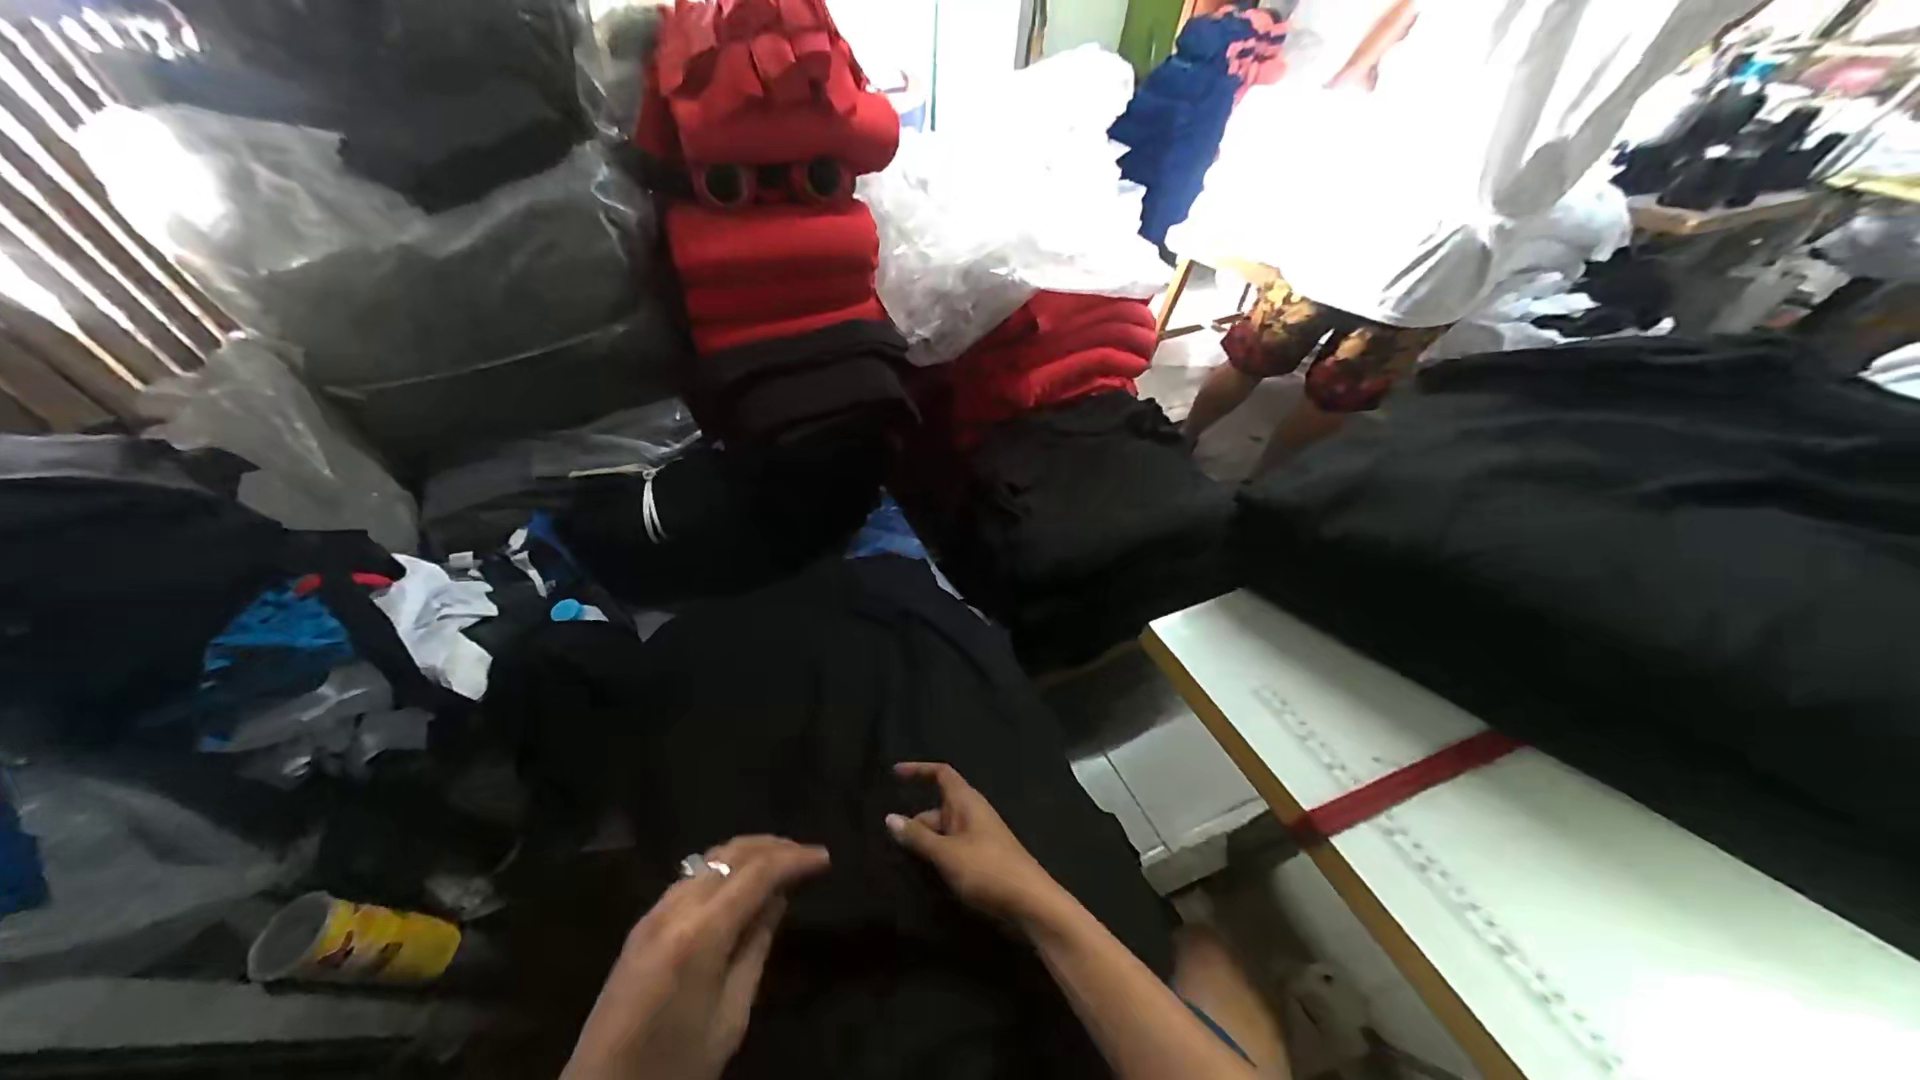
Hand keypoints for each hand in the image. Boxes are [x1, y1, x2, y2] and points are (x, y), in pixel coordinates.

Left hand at [562, 836, 830, 1079]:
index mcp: (700, 934)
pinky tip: (741, 883)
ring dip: (749, 853)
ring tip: (781, 863)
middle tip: (807, 854)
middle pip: (731, 853)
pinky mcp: (642, 925)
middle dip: (774, 846)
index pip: (758, 873)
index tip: (825, 857)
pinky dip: (724, 868)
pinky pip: (692, 877)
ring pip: (709, 858)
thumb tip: (779, 898)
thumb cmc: (675, 1066)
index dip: (795, 859)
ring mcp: (653, 914)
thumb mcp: (731, 1016)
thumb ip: (756, 948)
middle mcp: (675, 909)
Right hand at [885, 762, 1068, 926]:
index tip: (894, 774)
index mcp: (967, 802)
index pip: (942, 774)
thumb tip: (890, 817)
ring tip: (898, 861)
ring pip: (943, 832)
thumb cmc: (988, 870)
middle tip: (888, 842)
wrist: (1031, 903)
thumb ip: (918, 837)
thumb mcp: (947, 853)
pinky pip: (952, 849)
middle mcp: (973, 814)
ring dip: (924, 842)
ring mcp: (978, 838)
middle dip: (915, 822)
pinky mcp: (982, 860)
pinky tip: (923, 874)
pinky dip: (936, 856)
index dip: (919, 770)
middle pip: (937, 808)